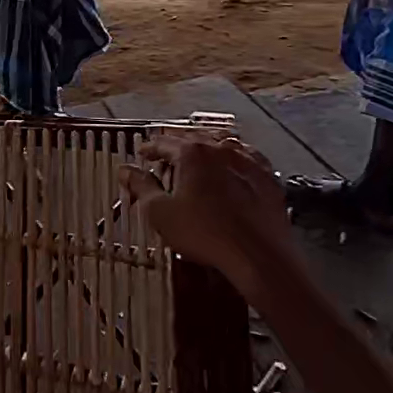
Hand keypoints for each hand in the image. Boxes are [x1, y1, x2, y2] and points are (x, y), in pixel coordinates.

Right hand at [118, 133, 294, 294]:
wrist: (258, 253)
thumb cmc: (205, 233)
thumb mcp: (162, 213)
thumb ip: (141, 187)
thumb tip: (125, 169)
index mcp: (192, 153)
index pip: (164, 143)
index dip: (150, 148)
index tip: (142, 153)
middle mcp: (219, 148)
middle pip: (193, 139)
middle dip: (176, 146)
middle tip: (165, 156)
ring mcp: (247, 159)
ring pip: (221, 143)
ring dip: (205, 147)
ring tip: (197, 157)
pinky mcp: (267, 174)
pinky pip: (247, 156)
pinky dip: (233, 157)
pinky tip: (233, 164)